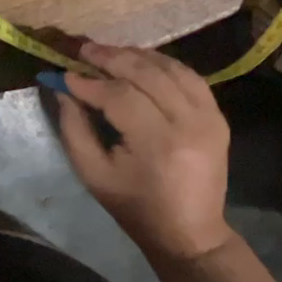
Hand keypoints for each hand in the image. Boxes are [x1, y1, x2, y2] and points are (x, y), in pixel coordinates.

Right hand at [53, 43, 234, 261]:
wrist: (189, 231)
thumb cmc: (134, 206)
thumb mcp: (92, 173)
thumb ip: (74, 128)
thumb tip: (64, 89)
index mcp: (158, 143)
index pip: (119, 96)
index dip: (89, 82)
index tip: (64, 74)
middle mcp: (189, 123)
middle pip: (147, 73)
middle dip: (111, 58)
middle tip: (84, 50)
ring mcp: (209, 117)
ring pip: (170, 69)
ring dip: (136, 56)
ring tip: (108, 53)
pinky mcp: (217, 117)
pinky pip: (190, 77)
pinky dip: (163, 64)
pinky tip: (141, 62)